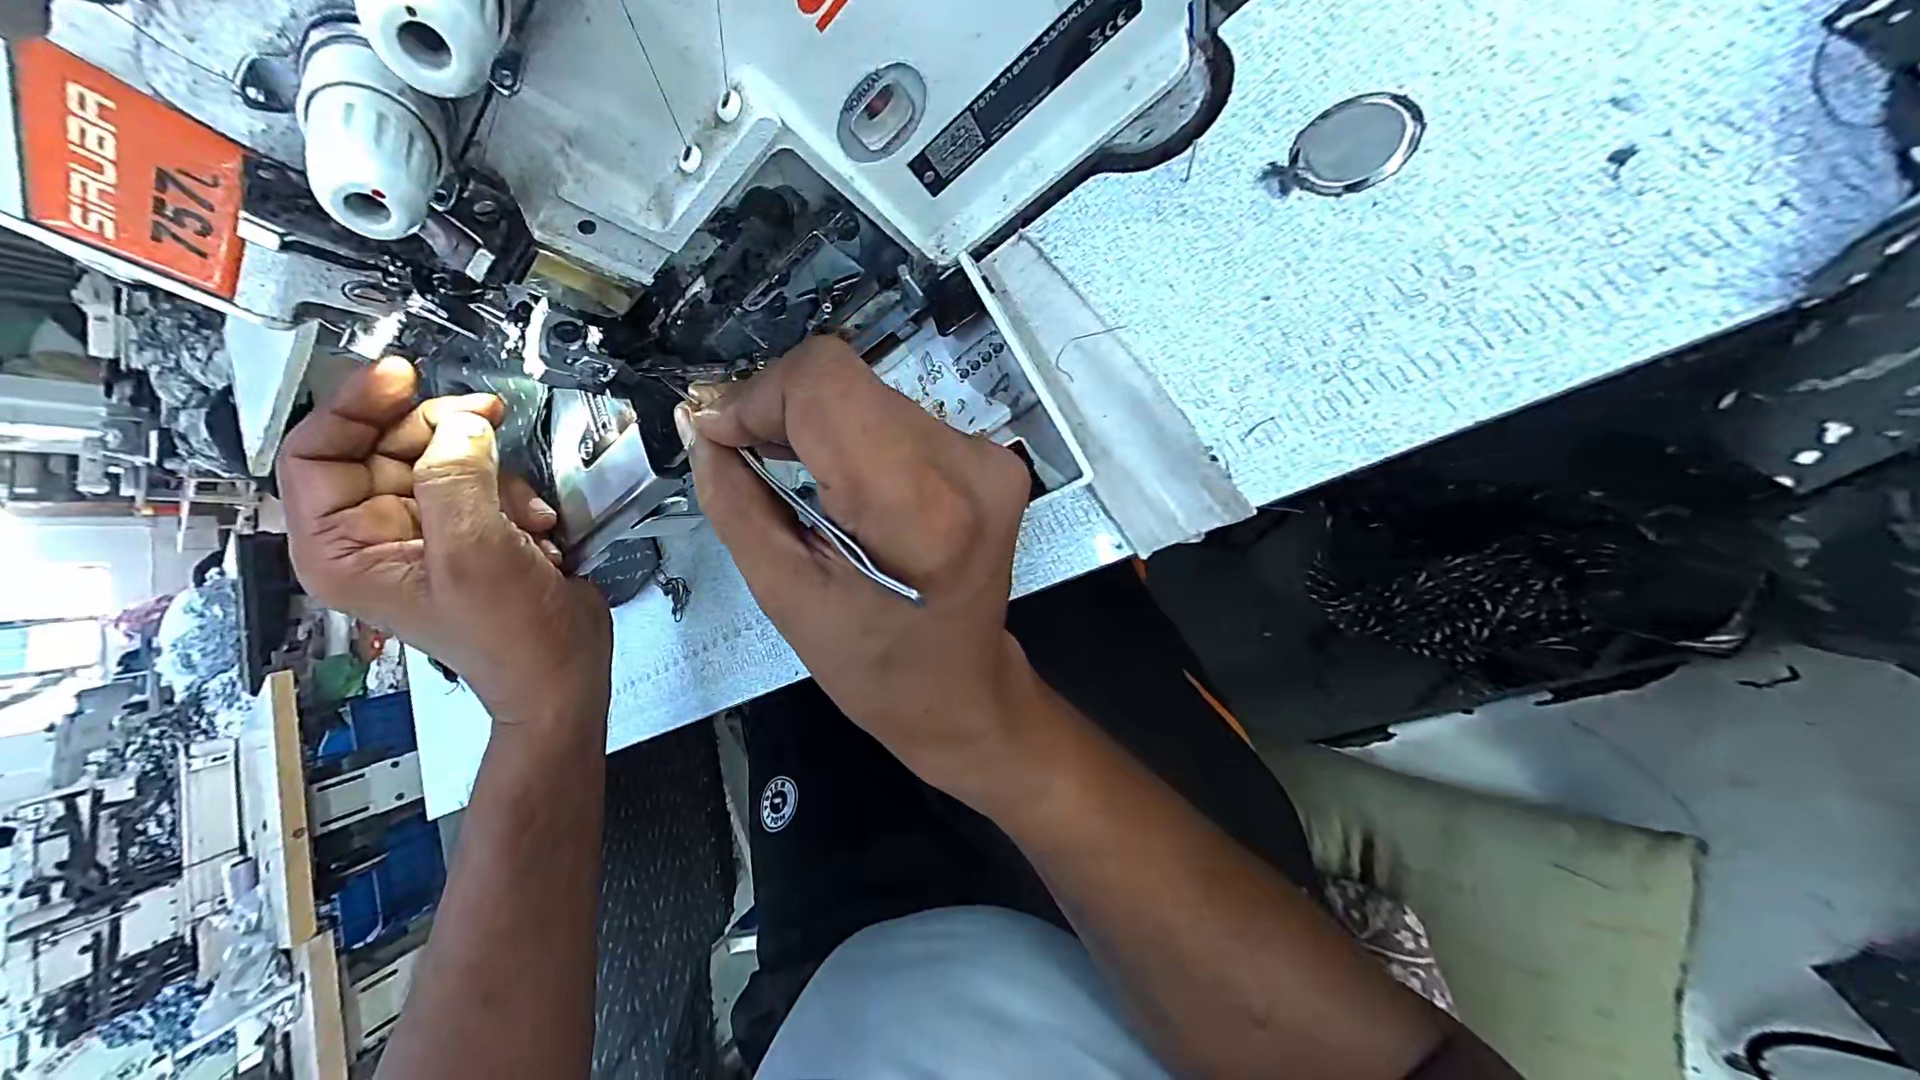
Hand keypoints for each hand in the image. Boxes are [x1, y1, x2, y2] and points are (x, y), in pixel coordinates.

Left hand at [279, 358, 611, 731]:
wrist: (564, 669)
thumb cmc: (510, 635)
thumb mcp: (474, 554)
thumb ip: (456, 480)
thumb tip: (460, 425)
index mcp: (343, 547)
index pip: (318, 453)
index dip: (353, 407)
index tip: (401, 375)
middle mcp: (378, 534)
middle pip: (389, 447)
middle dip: (443, 434)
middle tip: (486, 416)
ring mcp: (432, 531)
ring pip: (448, 461)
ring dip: (496, 474)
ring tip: (524, 512)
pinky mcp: (478, 532)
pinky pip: (488, 483)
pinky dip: (517, 494)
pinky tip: (537, 525)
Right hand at [686, 337, 1038, 798]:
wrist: (959, 688)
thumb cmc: (873, 664)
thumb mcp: (786, 594)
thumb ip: (736, 500)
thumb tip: (704, 431)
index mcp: (918, 509)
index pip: (827, 382)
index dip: (761, 396)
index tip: (725, 436)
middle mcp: (969, 467)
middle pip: (849, 383)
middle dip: (784, 410)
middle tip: (748, 452)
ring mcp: (990, 459)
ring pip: (875, 396)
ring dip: (823, 424)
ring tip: (797, 473)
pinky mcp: (995, 460)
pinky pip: (904, 420)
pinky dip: (861, 438)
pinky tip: (847, 481)